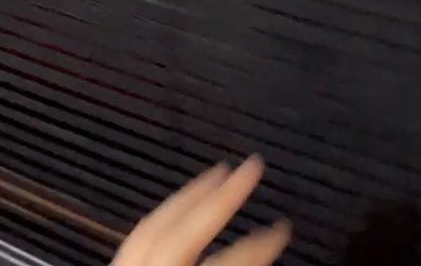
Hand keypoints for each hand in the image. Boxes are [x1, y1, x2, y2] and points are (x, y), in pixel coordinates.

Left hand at [112, 157, 290, 265]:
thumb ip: (235, 265)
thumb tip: (260, 250)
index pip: (222, 261)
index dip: (258, 244)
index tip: (284, 227)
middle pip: (180, 229)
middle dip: (220, 195)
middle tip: (253, 165)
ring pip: (151, 226)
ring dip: (189, 196)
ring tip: (219, 173)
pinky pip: (136, 239)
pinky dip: (163, 216)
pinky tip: (178, 210)